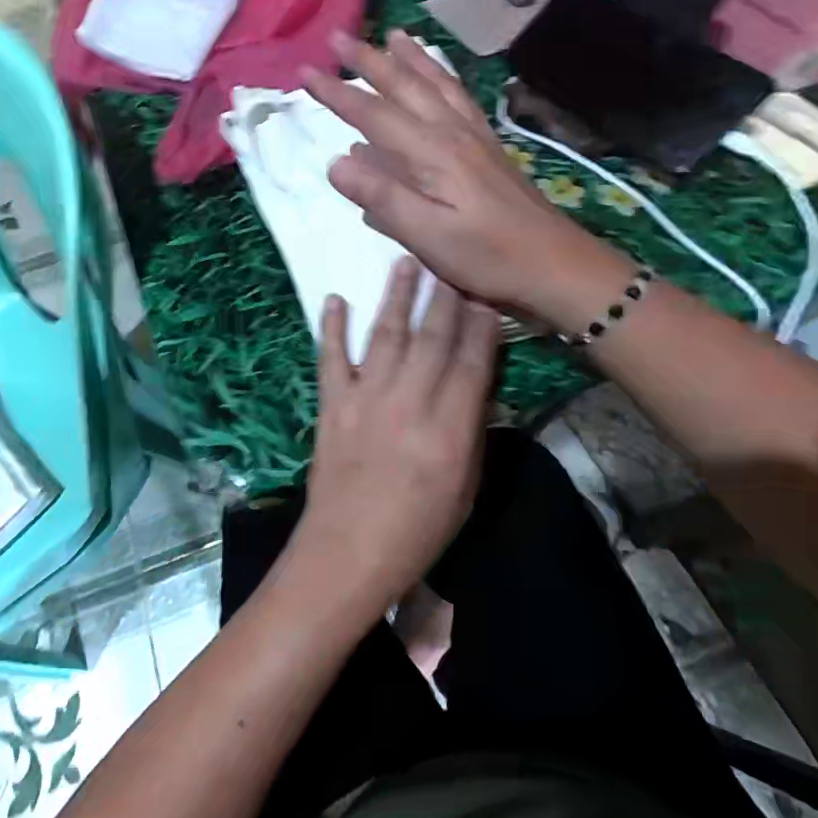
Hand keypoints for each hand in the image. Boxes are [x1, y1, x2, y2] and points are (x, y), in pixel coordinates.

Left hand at [289, 258, 501, 605]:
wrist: (346, 554)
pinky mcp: (332, 406)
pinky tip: (336, 299)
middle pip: (432, 338)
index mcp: (449, 430)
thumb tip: (479, 390)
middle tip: (451, 262)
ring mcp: (365, 400)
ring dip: (396, 296)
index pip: (472, 361)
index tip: (485, 293)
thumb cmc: (416, 531)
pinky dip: (332, 328)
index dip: (481, 324)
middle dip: (445, 296)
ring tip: (405, 262)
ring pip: (385, 336)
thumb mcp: (464, 489)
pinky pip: (332, 358)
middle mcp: (409, 404)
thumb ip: (471, 434)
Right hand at [301, 30, 634, 332]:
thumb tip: (336, 162)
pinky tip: (441, 77)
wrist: (554, 262)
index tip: (304, 73)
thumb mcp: (429, 238)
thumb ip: (383, 199)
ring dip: (410, 59)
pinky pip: (460, 98)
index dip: (337, 94)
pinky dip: (443, 77)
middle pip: (406, 86)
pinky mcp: (491, 149)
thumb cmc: (488, 257)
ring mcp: (476, 138)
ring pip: (438, 85)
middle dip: (369, 61)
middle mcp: (454, 134)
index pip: (375, 115)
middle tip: (339, 37)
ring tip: (392, 36)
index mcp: (433, 154)